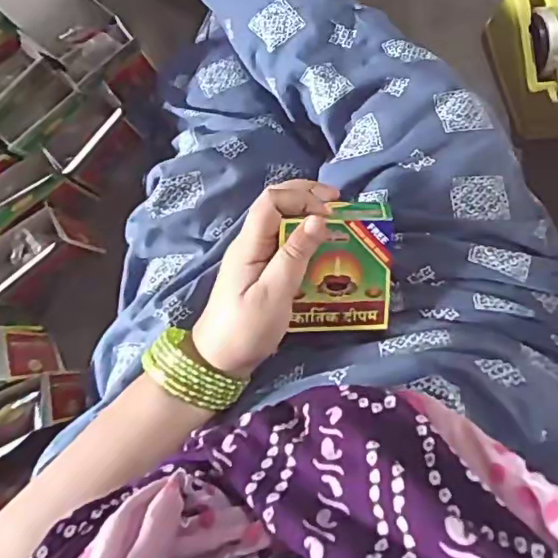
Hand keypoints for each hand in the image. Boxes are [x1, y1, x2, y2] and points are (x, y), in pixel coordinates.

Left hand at [190, 180, 337, 377]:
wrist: (218, 362)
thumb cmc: (246, 329)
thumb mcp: (275, 293)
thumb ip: (296, 254)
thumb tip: (318, 218)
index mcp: (249, 244)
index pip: (272, 200)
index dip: (303, 197)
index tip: (330, 213)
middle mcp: (250, 242)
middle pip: (275, 202)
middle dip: (307, 195)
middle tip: (339, 201)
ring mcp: (254, 255)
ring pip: (280, 219)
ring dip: (307, 212)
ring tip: (335, 217)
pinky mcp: (260, 269)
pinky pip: (283, 240)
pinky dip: (304, 234)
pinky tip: (321, 242)